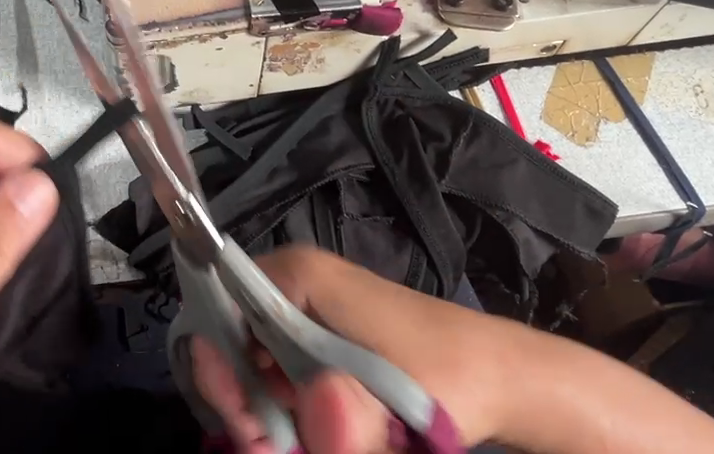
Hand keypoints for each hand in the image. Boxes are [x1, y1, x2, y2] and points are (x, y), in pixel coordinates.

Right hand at [190, 246, 512, 453]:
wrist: (496, 375)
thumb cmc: (446, 376)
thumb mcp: (396, 406)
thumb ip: (350, 421)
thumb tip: (318, 422)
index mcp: (297, 276)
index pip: (217, 307)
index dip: (217, 369)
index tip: (246, 426)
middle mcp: (289, 281)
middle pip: (227, 338)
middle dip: (237, 401)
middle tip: (268, 448)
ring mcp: (302, 308)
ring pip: (246, 360)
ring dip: (256, 412)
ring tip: (286, 448)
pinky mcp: (315, 336)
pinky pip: (272, 370)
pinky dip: (278, 409)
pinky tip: (300, 437)